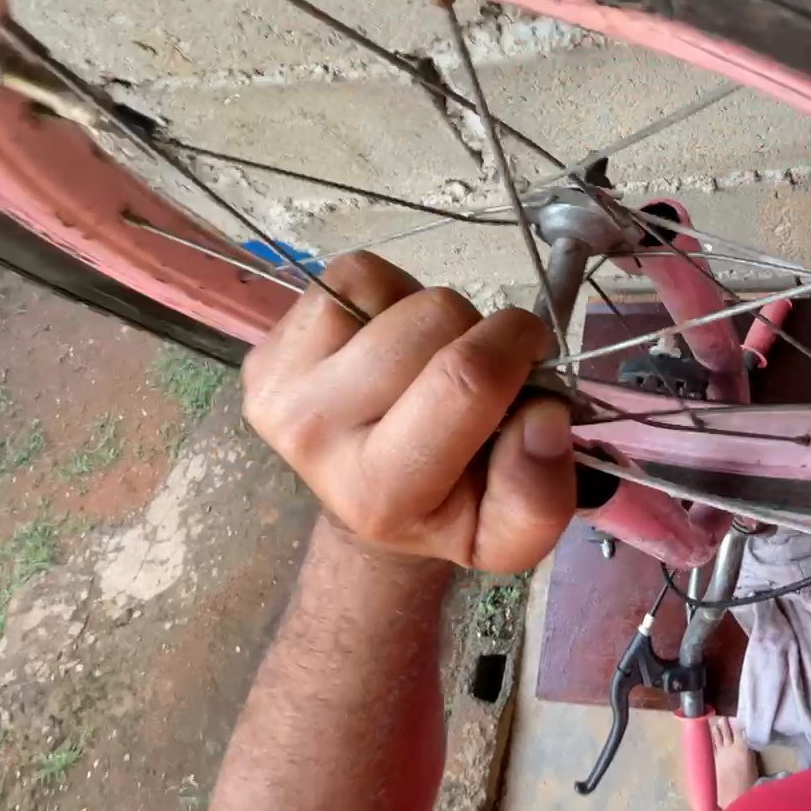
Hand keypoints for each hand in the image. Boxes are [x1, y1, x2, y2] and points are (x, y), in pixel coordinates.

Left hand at [241, 252, 577, 572]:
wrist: (372, 500)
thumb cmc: (450, 508)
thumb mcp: (511, 534)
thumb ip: (541, 492)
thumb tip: (545, 414)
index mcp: (384, 488)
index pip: (465, 379)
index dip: (516, 346)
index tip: (533, 352)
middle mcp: (315, 435)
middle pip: (434, 316)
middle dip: (478, 329)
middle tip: (479, 369)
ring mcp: (279, 389)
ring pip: (392, 291)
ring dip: (431, 316)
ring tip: (430, 359)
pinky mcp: (265, 353)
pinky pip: (353, 276)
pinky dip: (389, 295)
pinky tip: (389, 340)